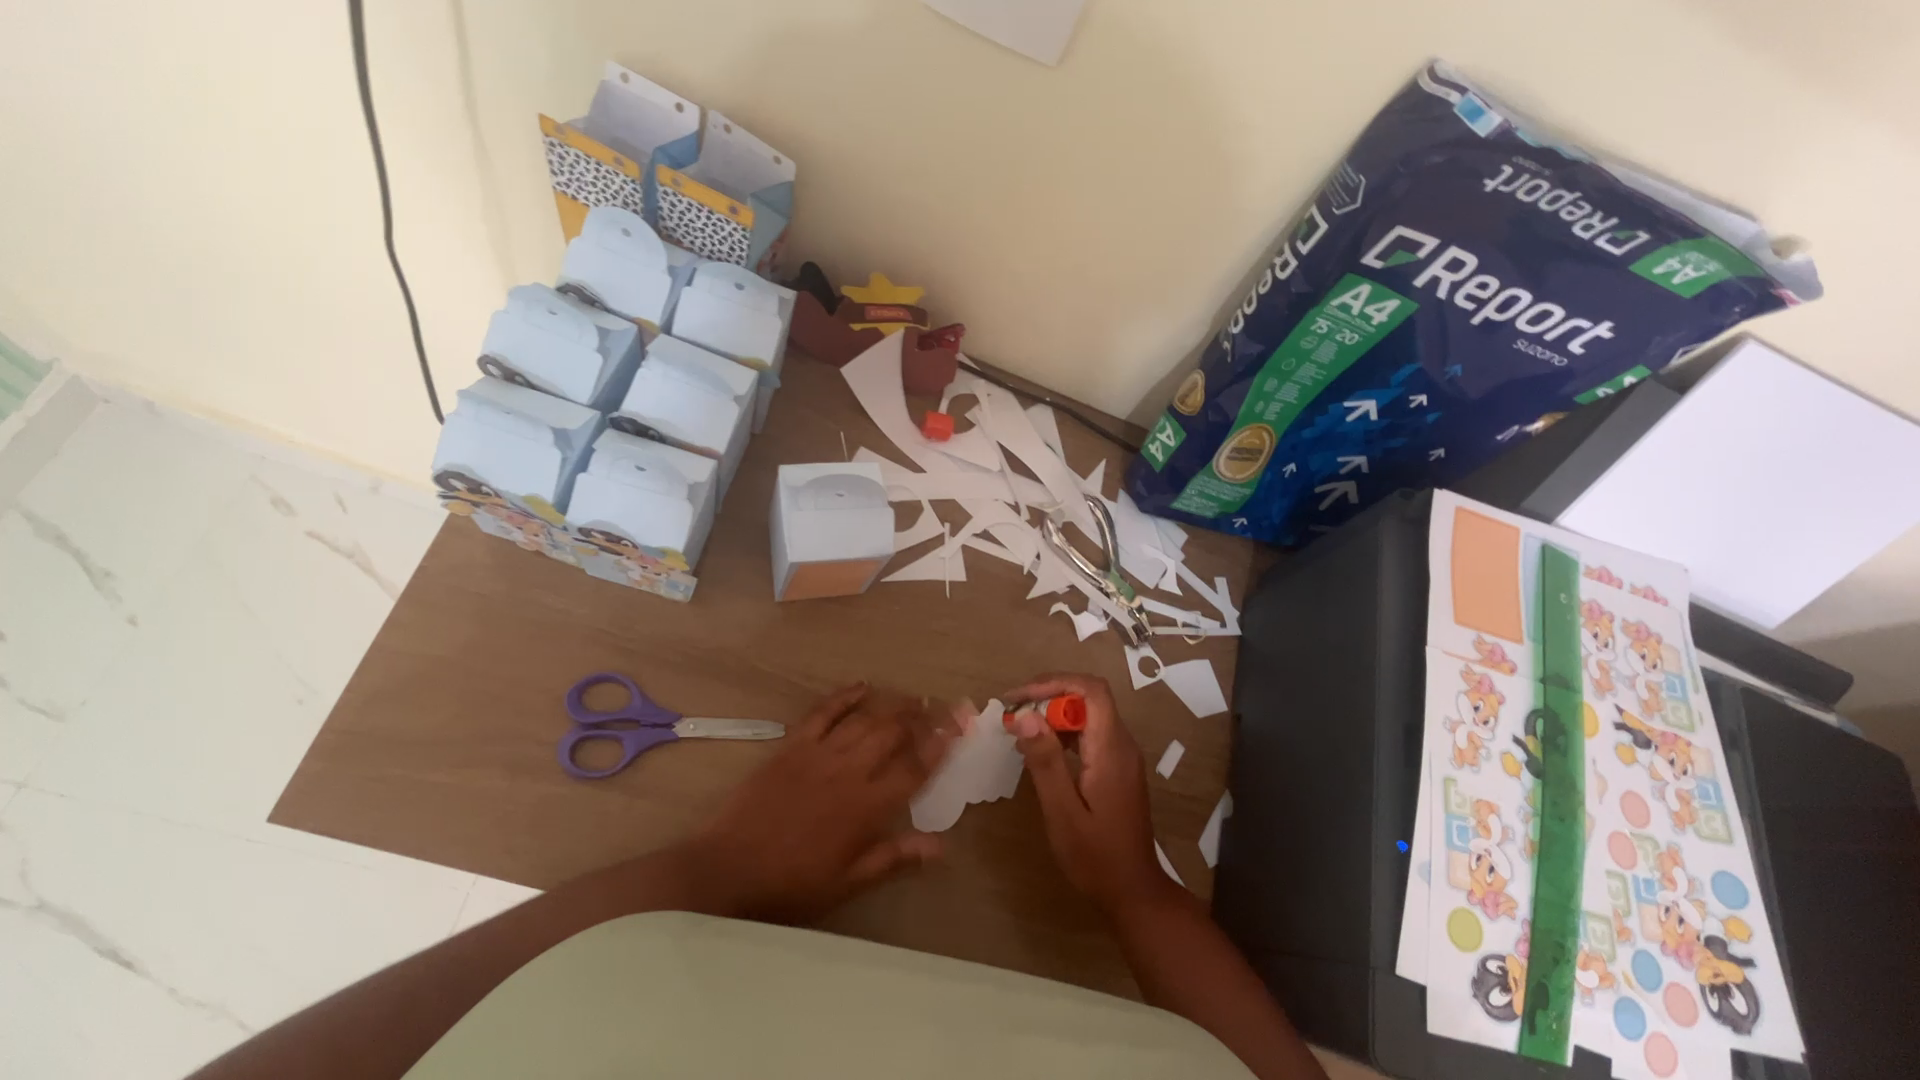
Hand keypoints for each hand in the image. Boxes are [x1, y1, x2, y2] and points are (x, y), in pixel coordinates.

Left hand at [683, 683, 954, 921]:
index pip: (914, 769)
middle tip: (944, 708)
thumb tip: (941, 845)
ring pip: (864, 720)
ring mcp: (818, 755)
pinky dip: (843, 697)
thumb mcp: (848, 882)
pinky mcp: (791, 747)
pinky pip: (822, 713)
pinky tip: (862, 686)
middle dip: (922, 718)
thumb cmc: (793, 885)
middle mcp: (848, 772)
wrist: (729, 870)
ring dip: (892, 706)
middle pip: (894, 734)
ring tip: (914, 698)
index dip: (940, 746)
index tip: (960, 726)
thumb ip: (894, 858)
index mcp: (867, 807)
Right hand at [1002, 673, 1177, 916]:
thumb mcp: (1062, 811)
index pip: (1091, 690)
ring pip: (1089, 715)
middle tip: (1011, 715)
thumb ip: (1045, 762)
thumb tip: (1025, 716)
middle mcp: (1122, 745)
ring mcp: (1122, 757)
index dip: (1054, 683)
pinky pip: (1090, 735)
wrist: (1133, 891)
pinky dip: (1063, 734)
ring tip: (1018, 730)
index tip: (1019, 698)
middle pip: (1089, 698)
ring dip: (1053, 715)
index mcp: (1111, 750)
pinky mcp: (1117, 769)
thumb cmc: (1095, 856)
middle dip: (1048, 697)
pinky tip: (1039, 752)